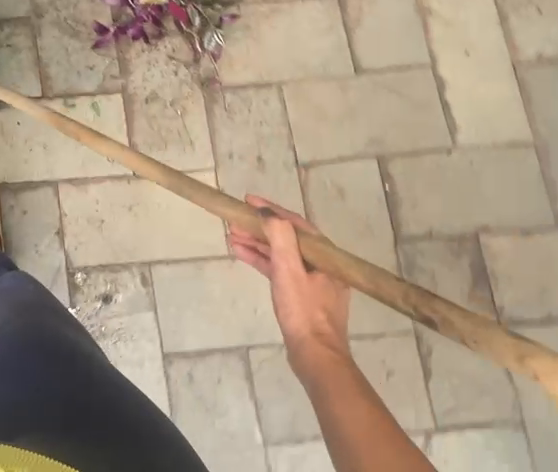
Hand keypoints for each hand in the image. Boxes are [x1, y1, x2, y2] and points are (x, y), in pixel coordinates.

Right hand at [228, 195, 351, 376]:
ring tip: (231, 236)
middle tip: (235, 221)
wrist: (315, 356)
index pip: (296, 224)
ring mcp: (311, 282)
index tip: (248, 201)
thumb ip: (280, 236)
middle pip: (287, 239)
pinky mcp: (300, 297)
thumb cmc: (303, 310)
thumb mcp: (289, 269)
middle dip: (260, 228)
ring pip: (281, 255)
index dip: (272, 210)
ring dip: (257, 244)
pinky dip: (261, 261)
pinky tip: (241, 254)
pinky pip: (278, 270)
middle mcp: (321, 266)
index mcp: (325, 258)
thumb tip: (267, 212)